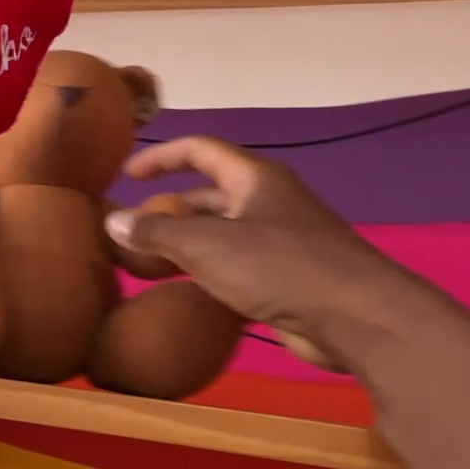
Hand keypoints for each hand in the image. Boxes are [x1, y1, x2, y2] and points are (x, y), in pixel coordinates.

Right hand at [103, 136, 421, 370]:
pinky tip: (182, 289)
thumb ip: (155, 231)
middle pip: (206, 194)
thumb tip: (112, 221)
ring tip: (145, 262)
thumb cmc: (278, 266)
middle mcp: (267, 202)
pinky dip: (204, 270)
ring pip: (218, 232)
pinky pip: (233, 263)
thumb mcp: (205, 244)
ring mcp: (279, 240)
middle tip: (130, 230)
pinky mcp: (284, 277)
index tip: (126, 173)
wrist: (357, 318)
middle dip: (166, 208)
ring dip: (182, 243)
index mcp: (254, 179)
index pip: (200, 150)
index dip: (161, 157)